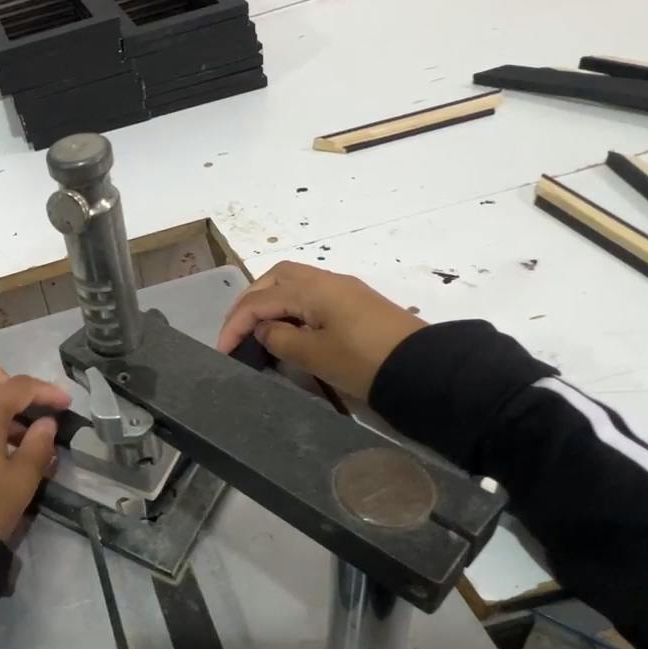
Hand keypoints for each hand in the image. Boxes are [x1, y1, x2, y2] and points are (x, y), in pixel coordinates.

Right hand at [215, 262, 426, 398]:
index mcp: (312, 289)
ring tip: (256, 328)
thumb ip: (280, 339)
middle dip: (248, 302)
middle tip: (235, 331)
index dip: (235, 324)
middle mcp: (325, 280)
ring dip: (269, 301)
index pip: (260, 301)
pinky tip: (286, 328)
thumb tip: (264, 329)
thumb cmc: (365, 361)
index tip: (222, 351)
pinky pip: (310, 294)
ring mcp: (343, 290)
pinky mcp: (355, 304)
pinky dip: (288, 306)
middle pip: (274, 279)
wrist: (426, 370)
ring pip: (293, 283)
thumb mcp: (315, 355)